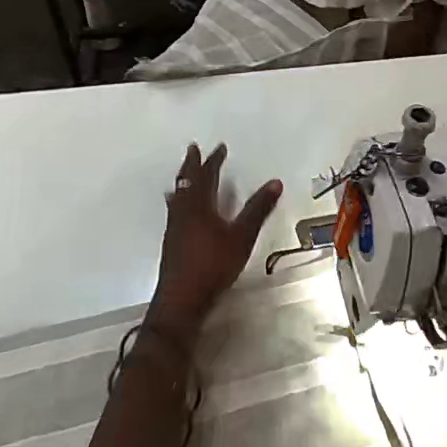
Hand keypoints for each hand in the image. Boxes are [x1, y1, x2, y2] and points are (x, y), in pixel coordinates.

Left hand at [148, 144, 282, 338]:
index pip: (206, 175)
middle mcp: (182, 211)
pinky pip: (174, 210)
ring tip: (184, 175)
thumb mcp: (241, 237)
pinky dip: (178, 200)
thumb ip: (258, 209)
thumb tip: (275, 182)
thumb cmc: (213, 265)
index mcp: (198, 205)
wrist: (182, 299)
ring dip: (183, 181)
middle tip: (193, 149)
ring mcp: (173, 226)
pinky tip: (179, 210)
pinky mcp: (171, 241)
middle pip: (185, 181)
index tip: (219, 147)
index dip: (213, 160)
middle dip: (191, 164)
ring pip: (177, 195)